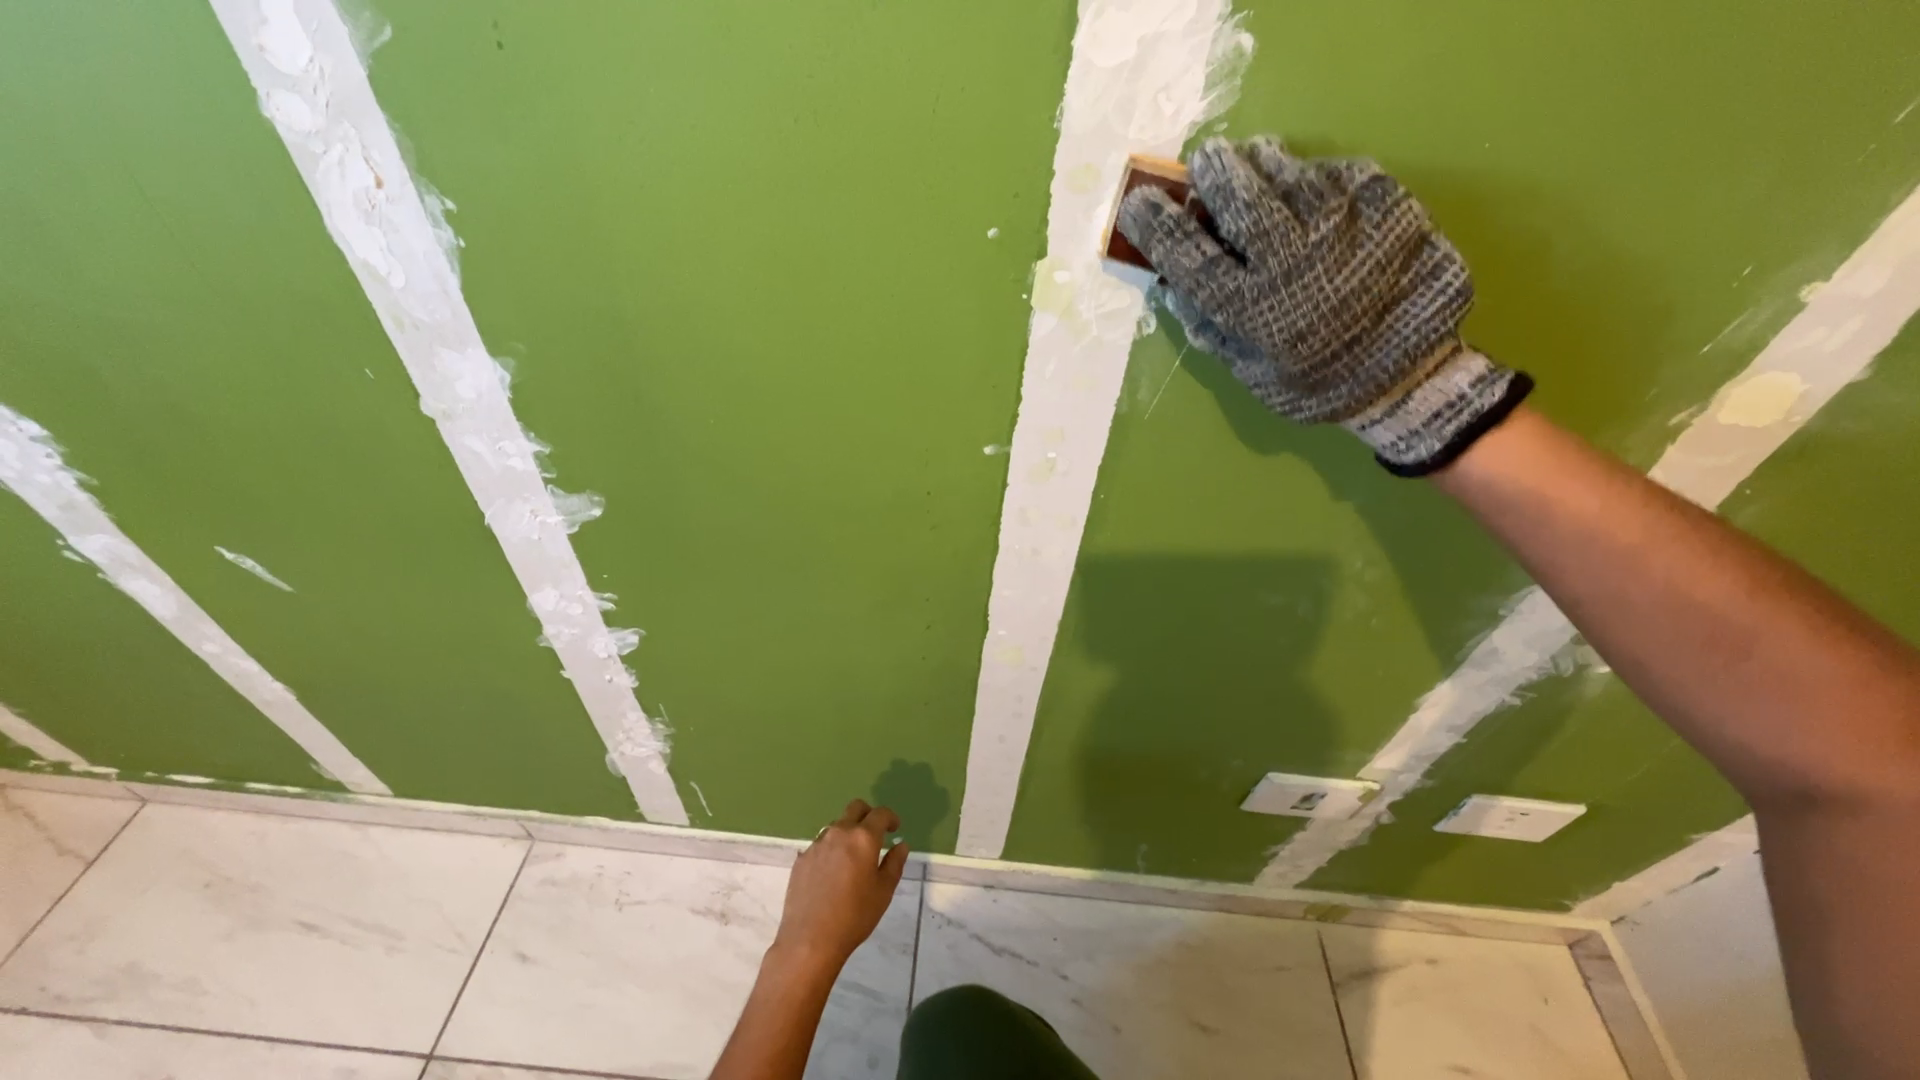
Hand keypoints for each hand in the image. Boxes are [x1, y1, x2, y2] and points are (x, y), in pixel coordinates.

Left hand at [771, 799, 909, 970]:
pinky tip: (832, 874)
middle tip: (875, 833)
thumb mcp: (883, 892)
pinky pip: (820, 844)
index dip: (890, 817)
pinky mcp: (801, 859)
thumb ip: (894, 863)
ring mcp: (816, 845)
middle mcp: (838, 833)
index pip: (880, 814)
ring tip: (852, 858)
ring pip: (835, 826)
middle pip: (855, 808)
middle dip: (868, 815)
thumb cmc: (855, 916)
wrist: (810, 939)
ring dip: (847, 832)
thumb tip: (901, 845)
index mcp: (863, 838)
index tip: (895, 828)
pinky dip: (831, 849)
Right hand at [1116, 135, 1531, 475]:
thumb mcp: (1253, 374)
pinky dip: (1319, 172)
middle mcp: (1294, 266)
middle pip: (1242, 202)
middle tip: (1206, 160)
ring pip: (1292, 177)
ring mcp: (1346, 232)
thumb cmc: (1319, 382)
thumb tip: (1171, 288)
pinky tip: (1312, 180)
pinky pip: (1342, 175)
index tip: (1138, 202)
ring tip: (1257, 156)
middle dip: (1215, 173)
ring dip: (1266, 161)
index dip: (1158, 227)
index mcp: (1255, 311)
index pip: (1191, 259)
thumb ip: (1212, 331)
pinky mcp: (1390, 210)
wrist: (1411, 380)